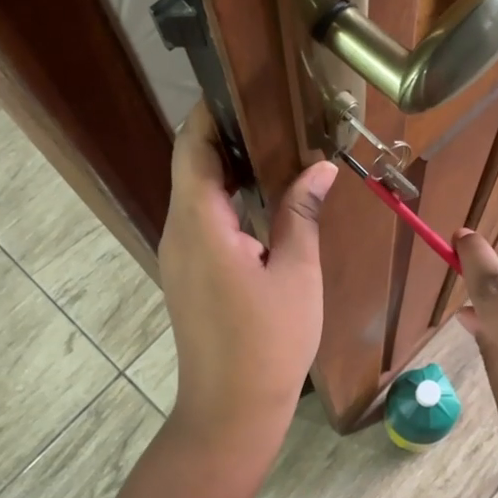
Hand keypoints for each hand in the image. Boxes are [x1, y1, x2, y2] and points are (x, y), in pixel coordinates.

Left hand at [159, 103, 335, 449]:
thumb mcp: (296, 272)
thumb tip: (320, 167)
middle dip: (226, 135)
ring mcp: (177, 255)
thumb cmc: (267, 341)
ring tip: (277, 148)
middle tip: (276, 115)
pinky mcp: (186, 274)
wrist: (230, 409)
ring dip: (228, 168)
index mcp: (199, 223)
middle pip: (191, 165)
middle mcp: (178, 231)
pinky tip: (265, 200)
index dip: (213, 113)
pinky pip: (201, 220)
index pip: (193, 147)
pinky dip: (227, 200)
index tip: (246, 88)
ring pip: (195, 193)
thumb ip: (302, 212)